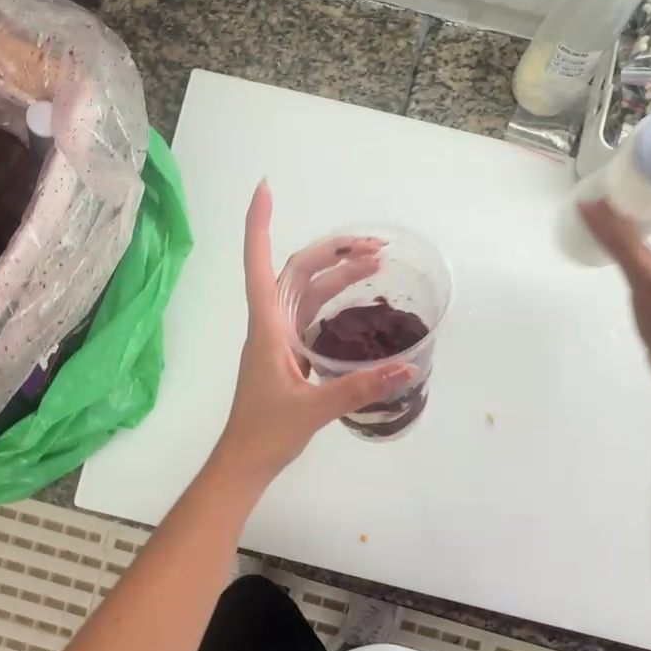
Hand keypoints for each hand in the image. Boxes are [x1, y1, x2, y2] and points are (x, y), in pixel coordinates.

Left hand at [213, 181, 412, 477]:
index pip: (260, 264)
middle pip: (297, 271)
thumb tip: (406, 367)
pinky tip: (356, 303)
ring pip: (306, 292)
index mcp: (267, 327)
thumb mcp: (314, 410)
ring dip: (337, 274)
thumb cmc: (265, 433)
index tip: (264, 188)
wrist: (244, 461)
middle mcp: (270, 325)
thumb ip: (359, 387)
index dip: (259, 224)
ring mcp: (278, 340)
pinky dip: (333, 300)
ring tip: (377, 265)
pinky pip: (310, 314)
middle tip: (376, 246)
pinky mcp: (287, 355)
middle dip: (333, 250)